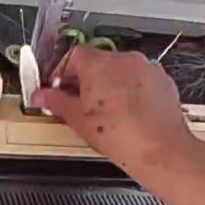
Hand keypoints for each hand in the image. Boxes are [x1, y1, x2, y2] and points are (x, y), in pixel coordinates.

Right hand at [30, 45, 204, 177]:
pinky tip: (124, 112)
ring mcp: (145, 68)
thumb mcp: (77, 119)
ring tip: (103, 110)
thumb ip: (56, 101)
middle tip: (77, 100)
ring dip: (108, 84)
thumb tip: (43, 95)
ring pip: (119, 69)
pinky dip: (129, 90)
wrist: (158, 149)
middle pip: (96, 61)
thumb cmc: (122, 135)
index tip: (58, 86)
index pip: (73, 55)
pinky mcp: (161, 80)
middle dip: (84, 79)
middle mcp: (124, 60)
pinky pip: (138, 79)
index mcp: (99, 65)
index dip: (62, 71)